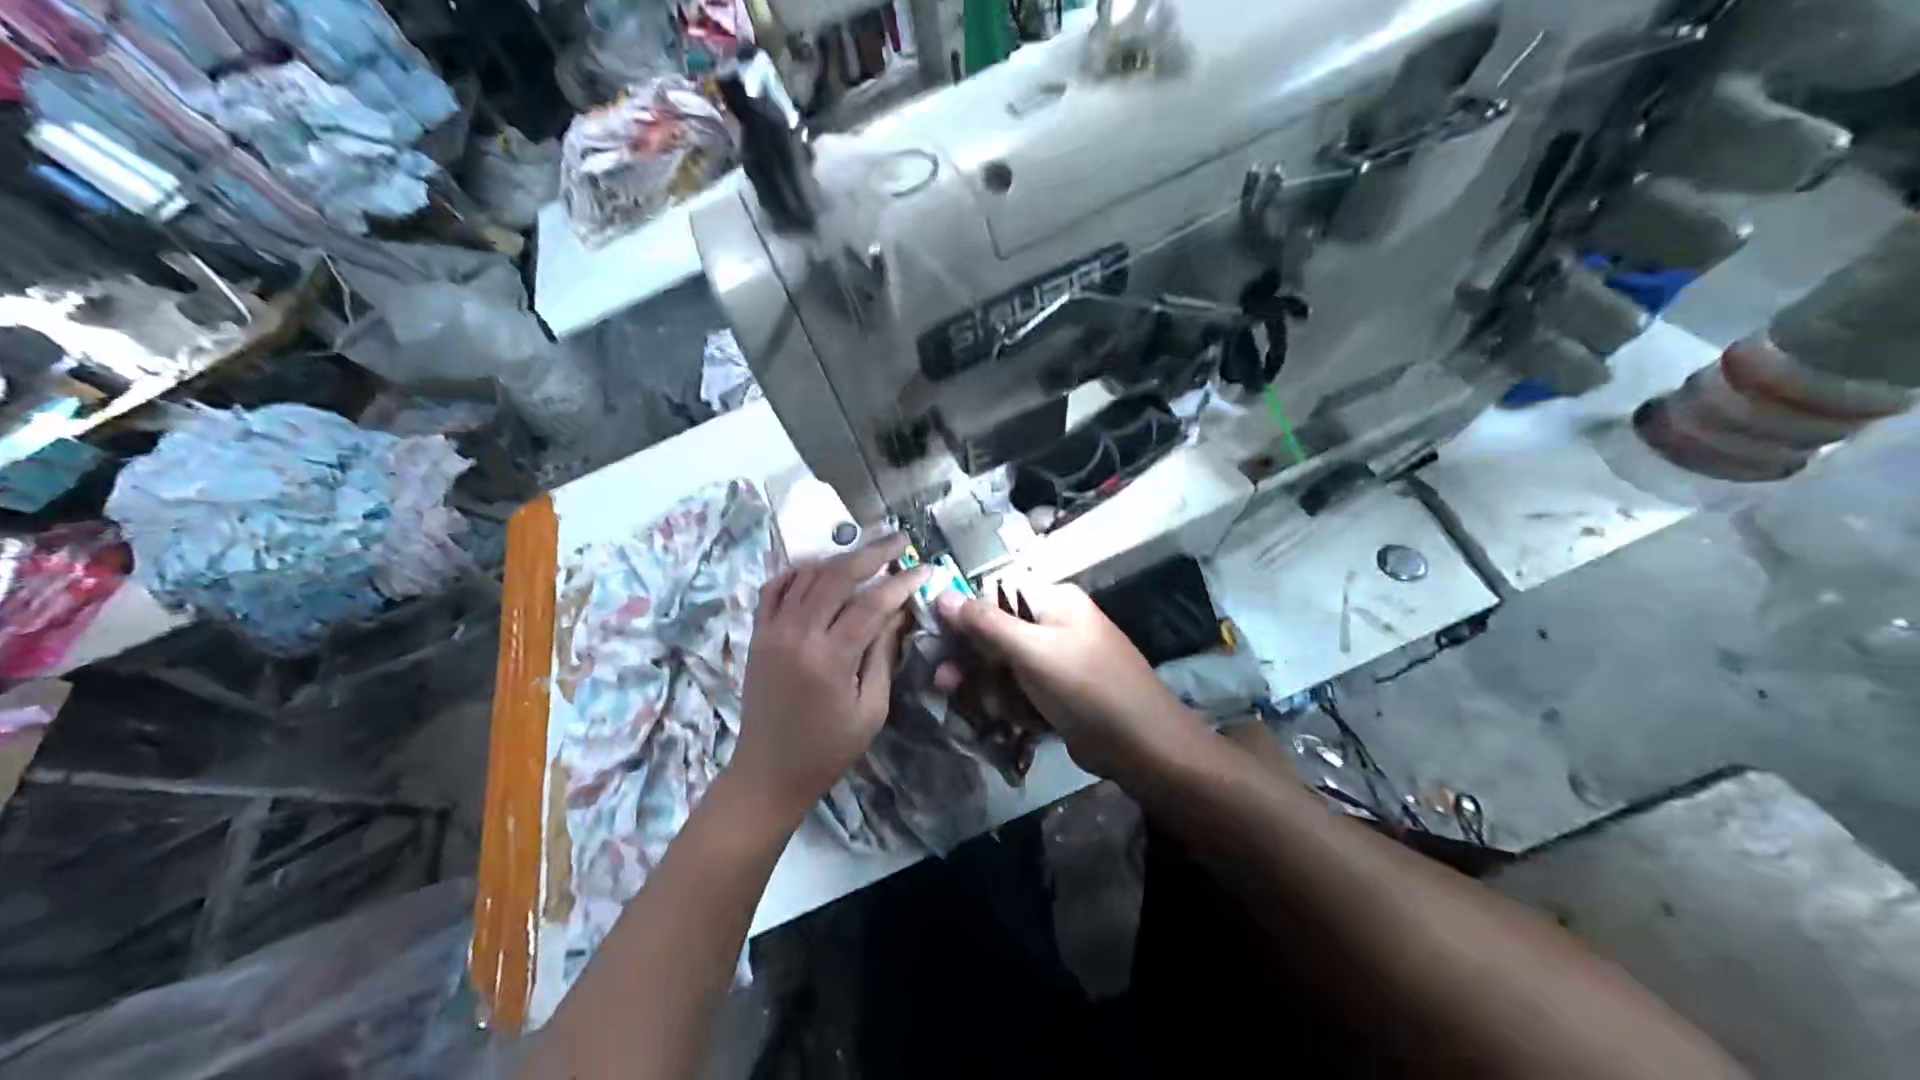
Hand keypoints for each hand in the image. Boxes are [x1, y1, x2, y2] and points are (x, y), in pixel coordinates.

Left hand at [730, 535, 932, 823]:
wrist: (768, 772)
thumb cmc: (828, 749)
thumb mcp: (871, 709)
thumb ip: (884, 654)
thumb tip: (900, 611)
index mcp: (830, 659)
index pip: (872, 603)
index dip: (903, 582)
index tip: (926, 569)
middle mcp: (798, 635)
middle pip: (838, 576)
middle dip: (874, 552)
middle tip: (900, 540)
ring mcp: (772, 631)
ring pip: (807, 575)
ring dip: (840, 558)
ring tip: (869, 553)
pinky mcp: (757, 634)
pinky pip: (775, 588)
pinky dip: (798, 571)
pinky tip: (820, 568)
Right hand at [933, 581, 1207, 782]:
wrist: (1142, 745)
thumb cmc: (1085, 686)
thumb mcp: (1031, 650)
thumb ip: (985, 623)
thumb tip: (941, 593)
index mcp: (1054, 601)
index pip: (996, 593)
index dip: (964, 613)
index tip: (935, 636)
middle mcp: (1056, 624)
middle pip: (998, 632)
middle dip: (971, 657)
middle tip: (943, 679)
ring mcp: (1060, 660)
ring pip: (1007, 665)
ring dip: (987, 684)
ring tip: (972, 701)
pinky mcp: (1060, 692)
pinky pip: (1023, 689)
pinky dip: (1010, 702)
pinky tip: (1006, 717)